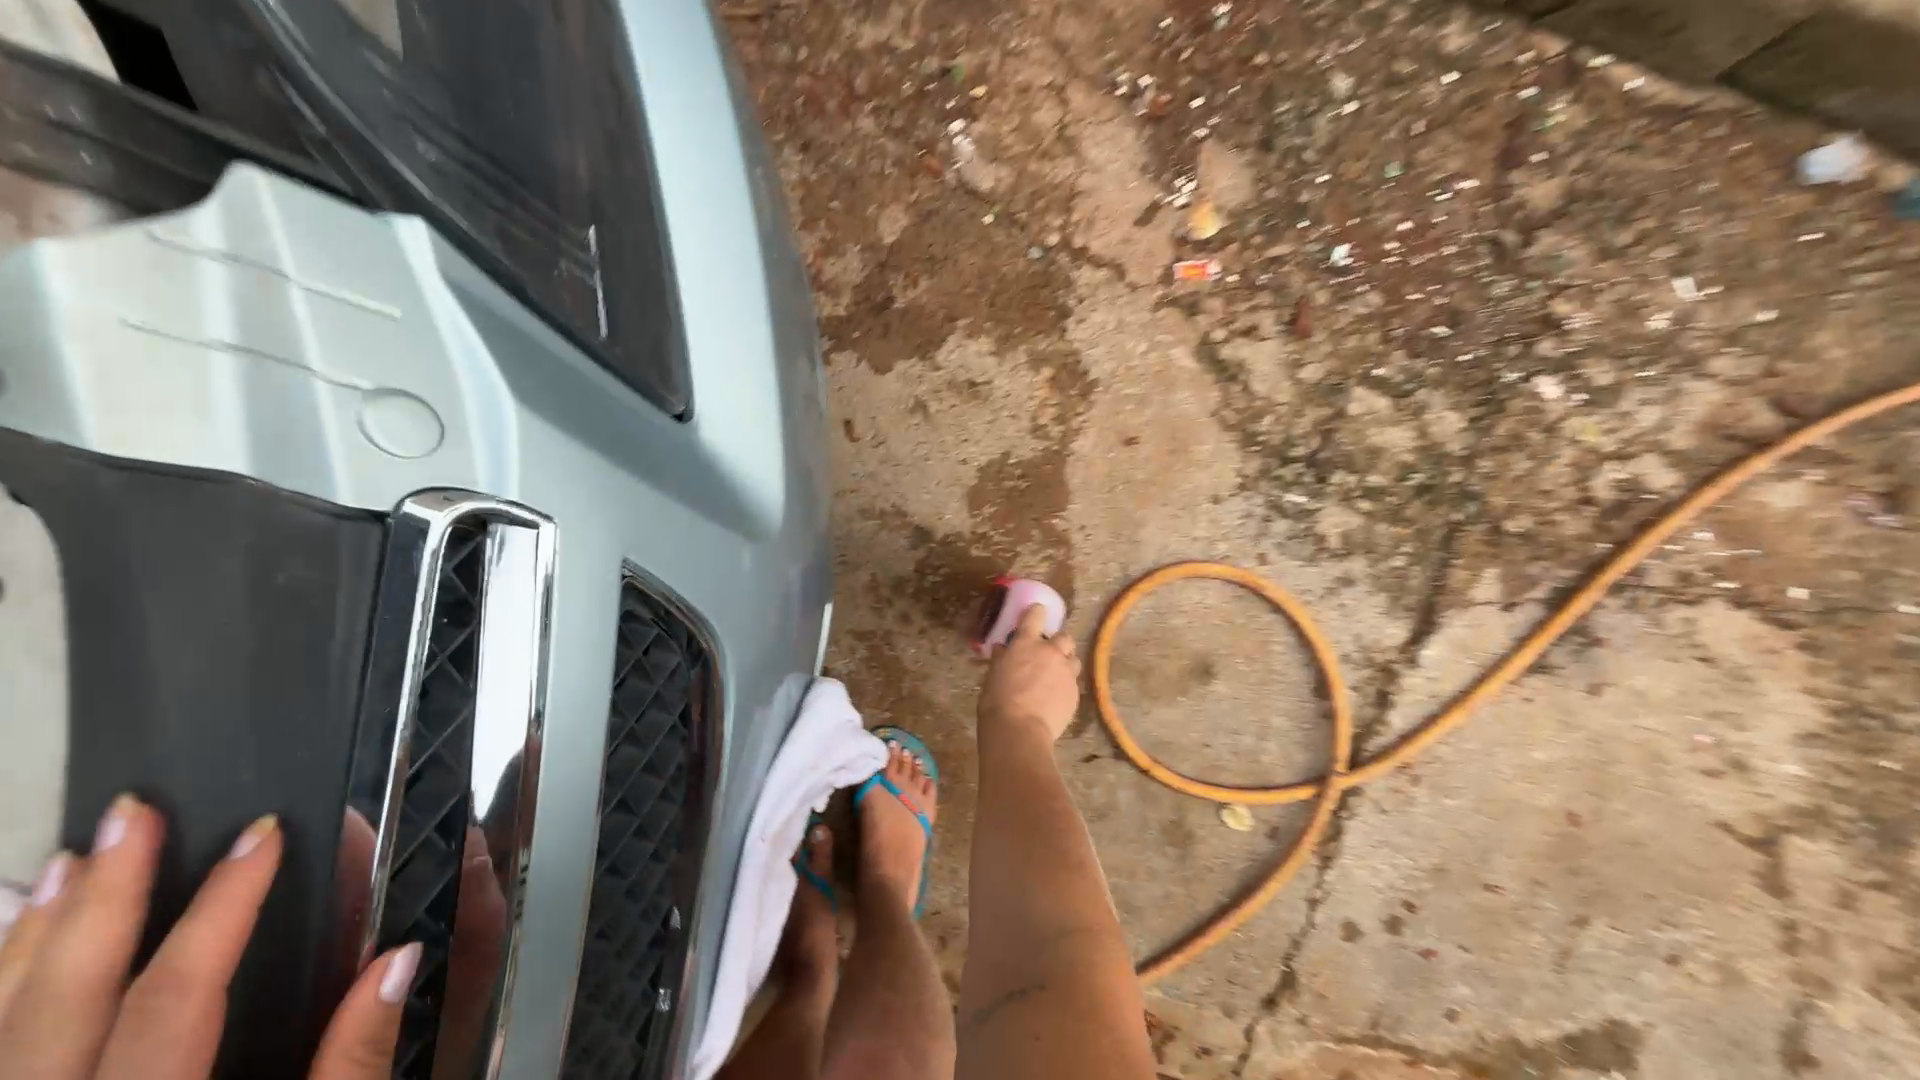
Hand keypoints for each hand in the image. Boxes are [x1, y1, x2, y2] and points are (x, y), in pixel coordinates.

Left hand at [0, 795, 416, 1079]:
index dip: (223, 908)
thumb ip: (351, 1064)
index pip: (178, 1000)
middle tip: (127, 817)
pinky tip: (3, 943)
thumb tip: (397, 962)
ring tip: (59, 866)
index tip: (260, 839)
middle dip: (102, 901)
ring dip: (24, 944)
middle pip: (59, 1008)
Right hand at [979, 603, 1081, 740]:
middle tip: (1047, 654)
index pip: (1035, 615)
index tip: (1034, 614)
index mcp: (1026, 644)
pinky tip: (1055, 698)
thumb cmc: (997, 702)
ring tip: (1054, 677)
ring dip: (1065, 663)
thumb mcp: (993, 676)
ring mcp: (1066, 672)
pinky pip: (1073, 682)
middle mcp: (1050, 652)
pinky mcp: (1075, 692)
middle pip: (1064, 637)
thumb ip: (1001, 660)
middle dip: (1058, 643)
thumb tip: (1003, 649)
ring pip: (1073, 659)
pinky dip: (1065, 686)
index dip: (1036, 612)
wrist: (1020, 731)